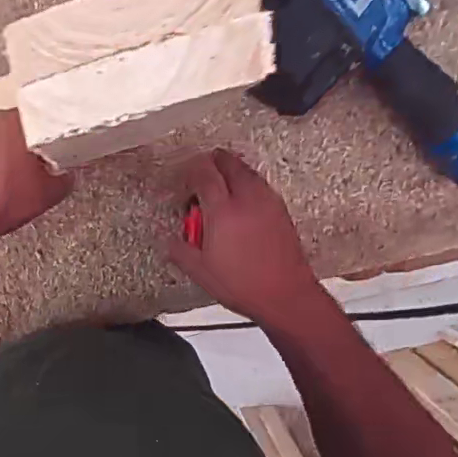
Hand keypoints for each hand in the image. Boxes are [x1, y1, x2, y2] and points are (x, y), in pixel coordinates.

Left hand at [0, 109, 71, 242]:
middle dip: (22, 152)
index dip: (47, 145)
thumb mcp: (44, 196)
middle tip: (29, 177)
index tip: (49, 161)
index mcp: (17, 121)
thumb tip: (66, 176)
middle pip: (15, 132)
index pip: (41, 123)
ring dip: (0, 160)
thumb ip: (62, 181)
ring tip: (6, 186)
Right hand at [167, 149, 326, 326]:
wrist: (284, 294)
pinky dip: (247, 184)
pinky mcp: (280, 210)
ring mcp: (267, 202)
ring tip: (220, 184)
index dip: (191, 171)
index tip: (184, 177)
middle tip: (202, 170)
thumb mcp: (200, 271)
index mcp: (223, 212)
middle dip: (213, 162)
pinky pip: (260, 185)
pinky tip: (240, 202)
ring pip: (247, 171)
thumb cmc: (244, 284)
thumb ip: (180, 251)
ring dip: (231, 171)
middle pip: (229, 163)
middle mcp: (247, 200)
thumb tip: (173, 242)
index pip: (204, 175)